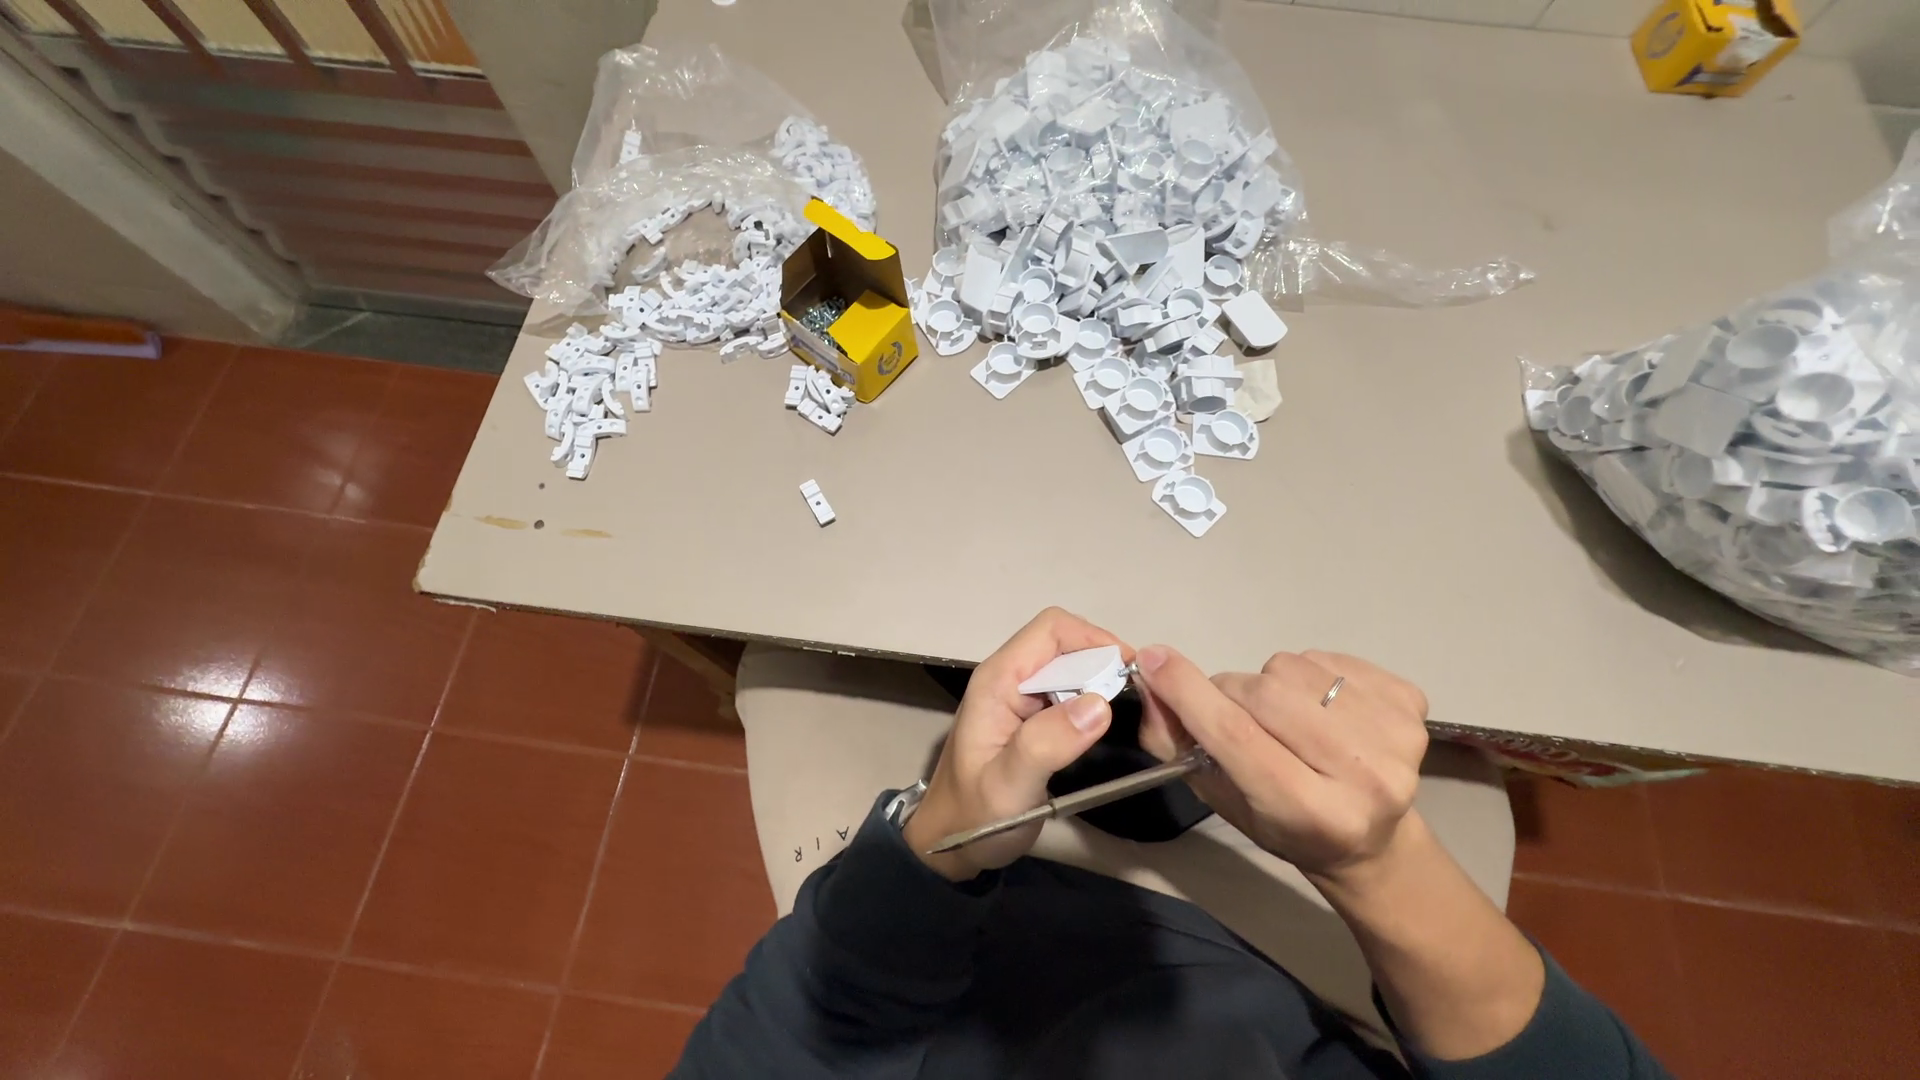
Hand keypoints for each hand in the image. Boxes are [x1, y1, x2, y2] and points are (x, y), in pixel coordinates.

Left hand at [901, 608, 1128, 880]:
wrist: (946, 843)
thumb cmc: (974, 816)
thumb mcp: (1009, 786)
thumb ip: (1047, 744)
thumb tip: (1099, 704)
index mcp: (998, 680)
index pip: (1051, 630)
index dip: (1094, 641)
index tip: (1129, 673)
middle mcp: (1008, 678)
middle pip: (1064, 643)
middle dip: (1102, 661)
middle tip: (1137, 698)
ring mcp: (1018, 696)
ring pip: (1069, 666)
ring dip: (1100, 680)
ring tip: (1131, 711)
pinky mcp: (1030, 716)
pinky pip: (1067, 691)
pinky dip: (1092, 699)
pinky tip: (1108, 726)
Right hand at [1134, 645, 1429, 882]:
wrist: (1372, 839)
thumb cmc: (1284, 826)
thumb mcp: (1219, 798)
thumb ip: (1175, 742)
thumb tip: (1150, 680)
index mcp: (1313, 814)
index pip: (1237, 736)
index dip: (1188, 693)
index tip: (1153, 659)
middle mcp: (1367, 778)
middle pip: (1263, 695)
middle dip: (1231, 694)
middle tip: (1238, 717)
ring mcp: (1398, 737)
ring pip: (1292, 667)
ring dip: (1271, 682)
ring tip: (1285, 717)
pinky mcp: (1413, 703)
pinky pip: (1327, 657)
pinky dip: (1309, 674)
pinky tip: (1320, 709)